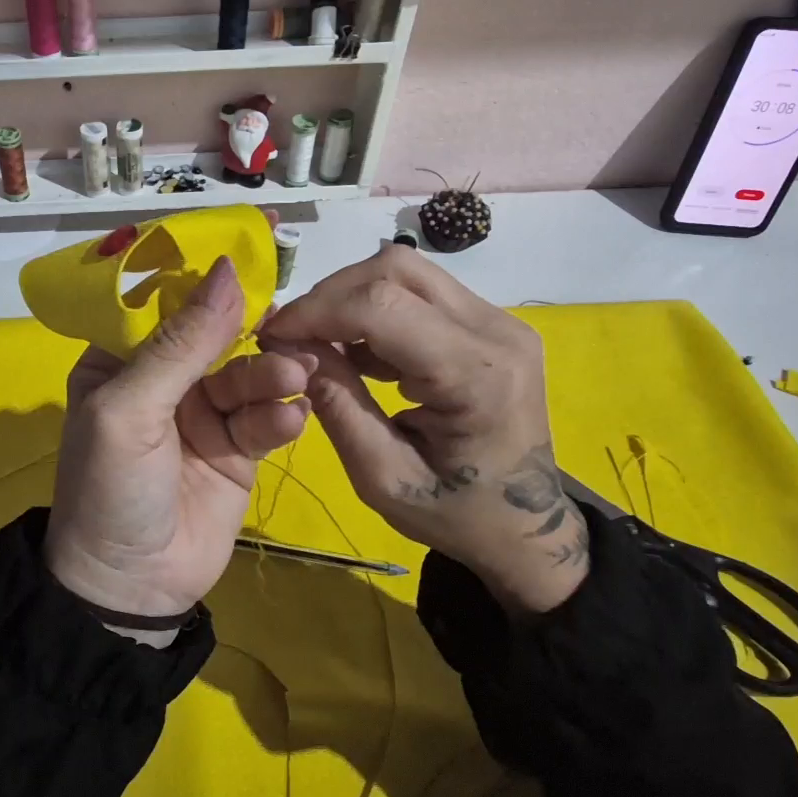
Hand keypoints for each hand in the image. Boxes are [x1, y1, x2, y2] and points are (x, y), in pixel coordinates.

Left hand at [46, 257, 314, 641]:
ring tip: (291, 381)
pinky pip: (266, 418)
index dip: (208, 272)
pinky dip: (280, 415)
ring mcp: (204, 414)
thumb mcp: (130, 411)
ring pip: (248, 374)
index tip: (260, 240)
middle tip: (291, 329)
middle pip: (217, 334)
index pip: (166, 299)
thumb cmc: (109, 489)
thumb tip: (229, 272)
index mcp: (120, 360)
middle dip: (253, 330)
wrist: (130, 588)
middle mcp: (163, 379)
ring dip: (272, 375)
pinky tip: (288, 419)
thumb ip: (180, 344)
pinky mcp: (238, 450)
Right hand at [261, 245, 587, 613]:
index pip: (382, 307)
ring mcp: (500, 322)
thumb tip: (294, 349)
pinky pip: (420, 292)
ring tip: (320, 343)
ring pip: (406, 271)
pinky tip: (356, 352)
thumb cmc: (455, 514)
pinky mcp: (491, 323)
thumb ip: (338, 408)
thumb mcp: (382, 479)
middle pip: (396, 270)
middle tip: (294, 336)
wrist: (524, 526)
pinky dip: (375, 310)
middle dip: (330, 296)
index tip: (273, 336)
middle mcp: (497, 332)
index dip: (317, 311)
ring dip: (351, 299)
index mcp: (477, 376)